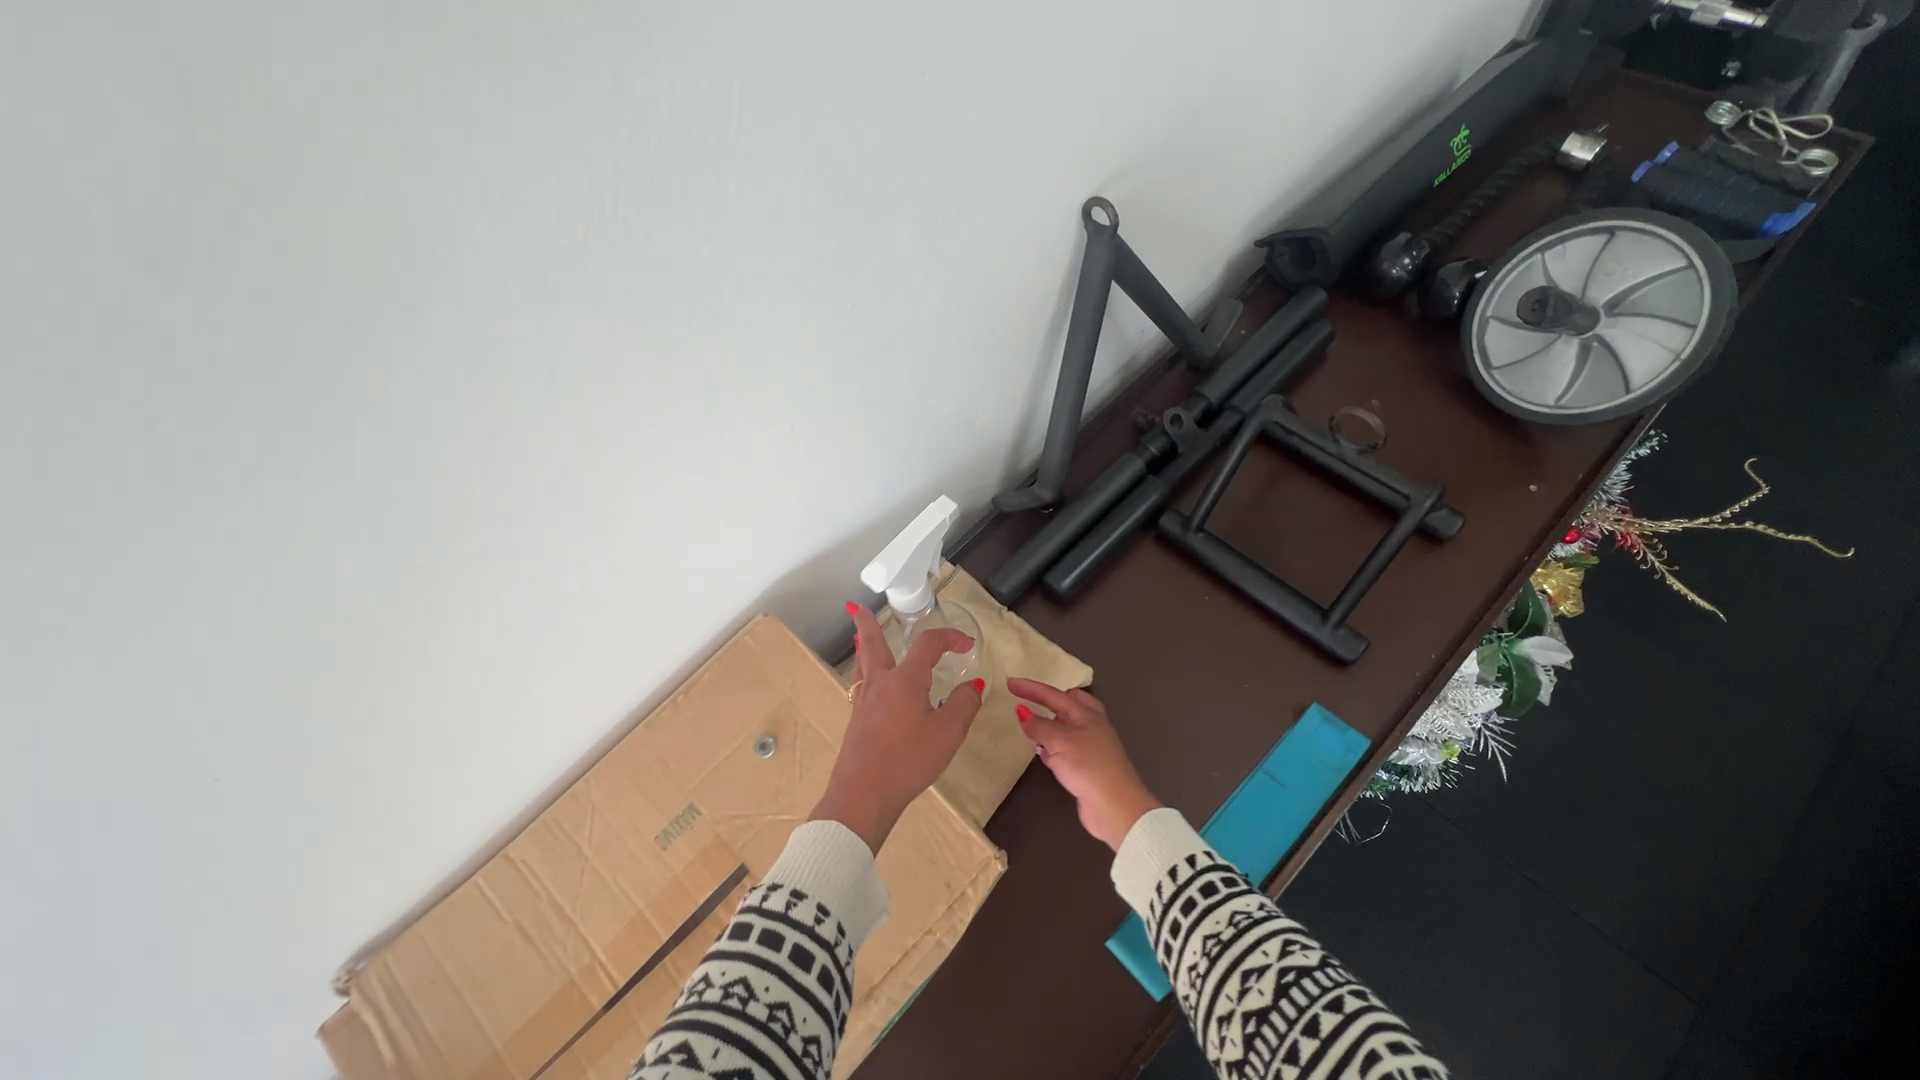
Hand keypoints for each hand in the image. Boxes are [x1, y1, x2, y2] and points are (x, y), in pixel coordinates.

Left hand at [811, 602, 983, 852]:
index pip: (928, 644)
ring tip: (860, 634)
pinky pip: (861, 684)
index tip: (967, 644)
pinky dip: (866, 671)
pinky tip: (871, 683)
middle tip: (857, 606)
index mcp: (904, 679)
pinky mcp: (857, 722)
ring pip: (863, 663)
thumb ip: (963, 704)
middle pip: (872, 644)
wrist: (864, 794)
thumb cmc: (909, 760)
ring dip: (863, 644)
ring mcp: (864, 702)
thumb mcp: (948, 732)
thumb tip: (971, 686)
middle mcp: (880, 683)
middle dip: (868, 623)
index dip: (950, 638)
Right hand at [1008, 678, 1162, 851]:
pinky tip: (1041, 753)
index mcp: (1087, 714)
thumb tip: (1024, 714)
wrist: (1114, 805)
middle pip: (1070, 706)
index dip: (1031, 688)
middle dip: (1051, 700)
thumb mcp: (1059, 741)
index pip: (1054, 695)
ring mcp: (1090, 748)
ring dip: (1049, 725)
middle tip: (1030, 698)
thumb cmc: (1087, 765)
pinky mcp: (1086, 768)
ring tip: (1029, 724)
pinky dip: (1052, 748)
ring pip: (1066, 729)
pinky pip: (1065, 750)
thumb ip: (1039, 726)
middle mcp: (1091, 726)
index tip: (1010, 682)